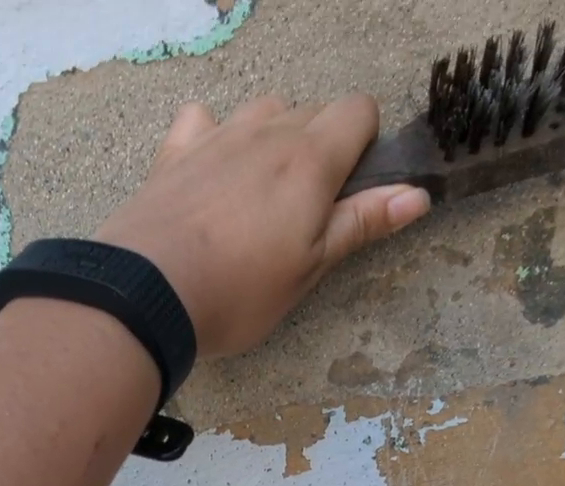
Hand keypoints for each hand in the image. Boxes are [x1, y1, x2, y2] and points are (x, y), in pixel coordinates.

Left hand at [94, 95, 431, 359]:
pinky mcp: (173, 153)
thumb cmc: (236, 293)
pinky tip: (208, 170)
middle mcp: (265, 133)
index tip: (349, 189)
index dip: (364, 143)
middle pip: (311, 111)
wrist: (147, 295)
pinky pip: (201, 119)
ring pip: (261, 111)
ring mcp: (216, 137)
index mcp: (309, 160)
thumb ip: (361, 224)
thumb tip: (417, 194)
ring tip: (256, 195)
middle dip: (319, 148)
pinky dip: (212, 134)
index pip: (358, 110)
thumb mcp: (309, 268)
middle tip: (301, 212)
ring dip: (270, 138)